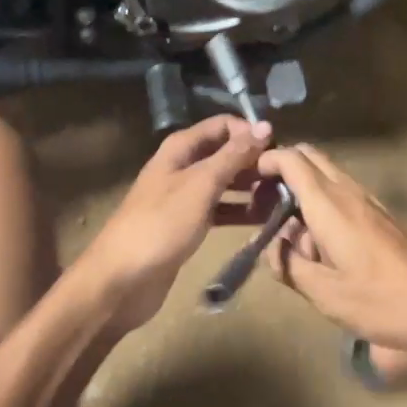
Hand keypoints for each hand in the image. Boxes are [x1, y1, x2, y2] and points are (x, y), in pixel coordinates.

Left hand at [78, 116, 270, 331]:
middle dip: (254, 161)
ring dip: (250, 187)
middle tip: (286, 178)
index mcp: (181, 148)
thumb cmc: (161, 224)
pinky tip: (263, 219)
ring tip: (281, 198)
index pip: (223, 125)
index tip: (279, 150)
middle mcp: (182, 166)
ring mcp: (184, 196)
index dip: (250, 133)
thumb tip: (265, 126)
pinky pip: (220, 209)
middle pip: (225, 153)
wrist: (121, 280)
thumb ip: (233, 155)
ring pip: (224, 182)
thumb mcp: (201, 185)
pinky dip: (240, 211)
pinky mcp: (187, 224)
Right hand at [259, 145, 406, 358]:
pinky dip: (322, 206)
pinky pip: (342, 195)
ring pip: (326, 176)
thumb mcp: (326, 295)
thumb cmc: (382, 301)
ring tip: (289, 237)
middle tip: (263, 206)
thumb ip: (290, 266)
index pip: (292, 159)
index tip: (247, 181)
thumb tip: (271, 248)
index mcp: (330, 204)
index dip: (266, 161)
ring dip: (303, 192)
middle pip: (310, 158)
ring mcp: (369, 201)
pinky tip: (320, 247)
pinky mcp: (382, 216)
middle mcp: (349, 192)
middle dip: (282, 171)